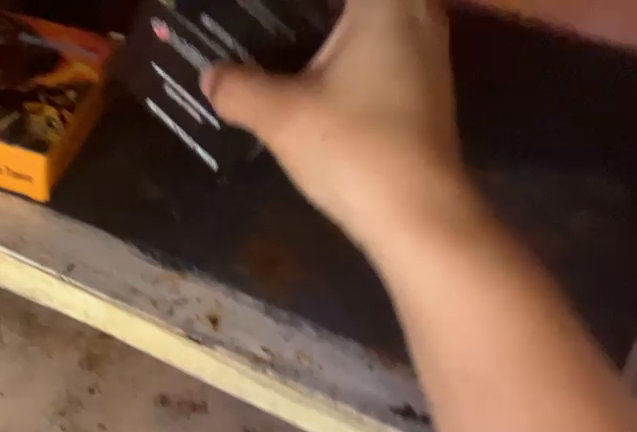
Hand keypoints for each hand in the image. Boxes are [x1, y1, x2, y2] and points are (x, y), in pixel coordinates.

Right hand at [202, 0, 478, 245]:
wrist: (412, 207)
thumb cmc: (351, 146)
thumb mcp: (281, 117)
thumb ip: (239, 90)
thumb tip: (209, 76)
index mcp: (386, 1)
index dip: (289, 8)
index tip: (259, 17)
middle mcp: (418, 10)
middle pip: (351, 6)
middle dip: (309, 19)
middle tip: (263, 32)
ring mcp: (428, 50)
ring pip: (371, 23)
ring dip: (329, 35)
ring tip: (282, 55)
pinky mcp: (424, 86)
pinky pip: (380, 51)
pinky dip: (348, 58)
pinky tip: (316, 85)